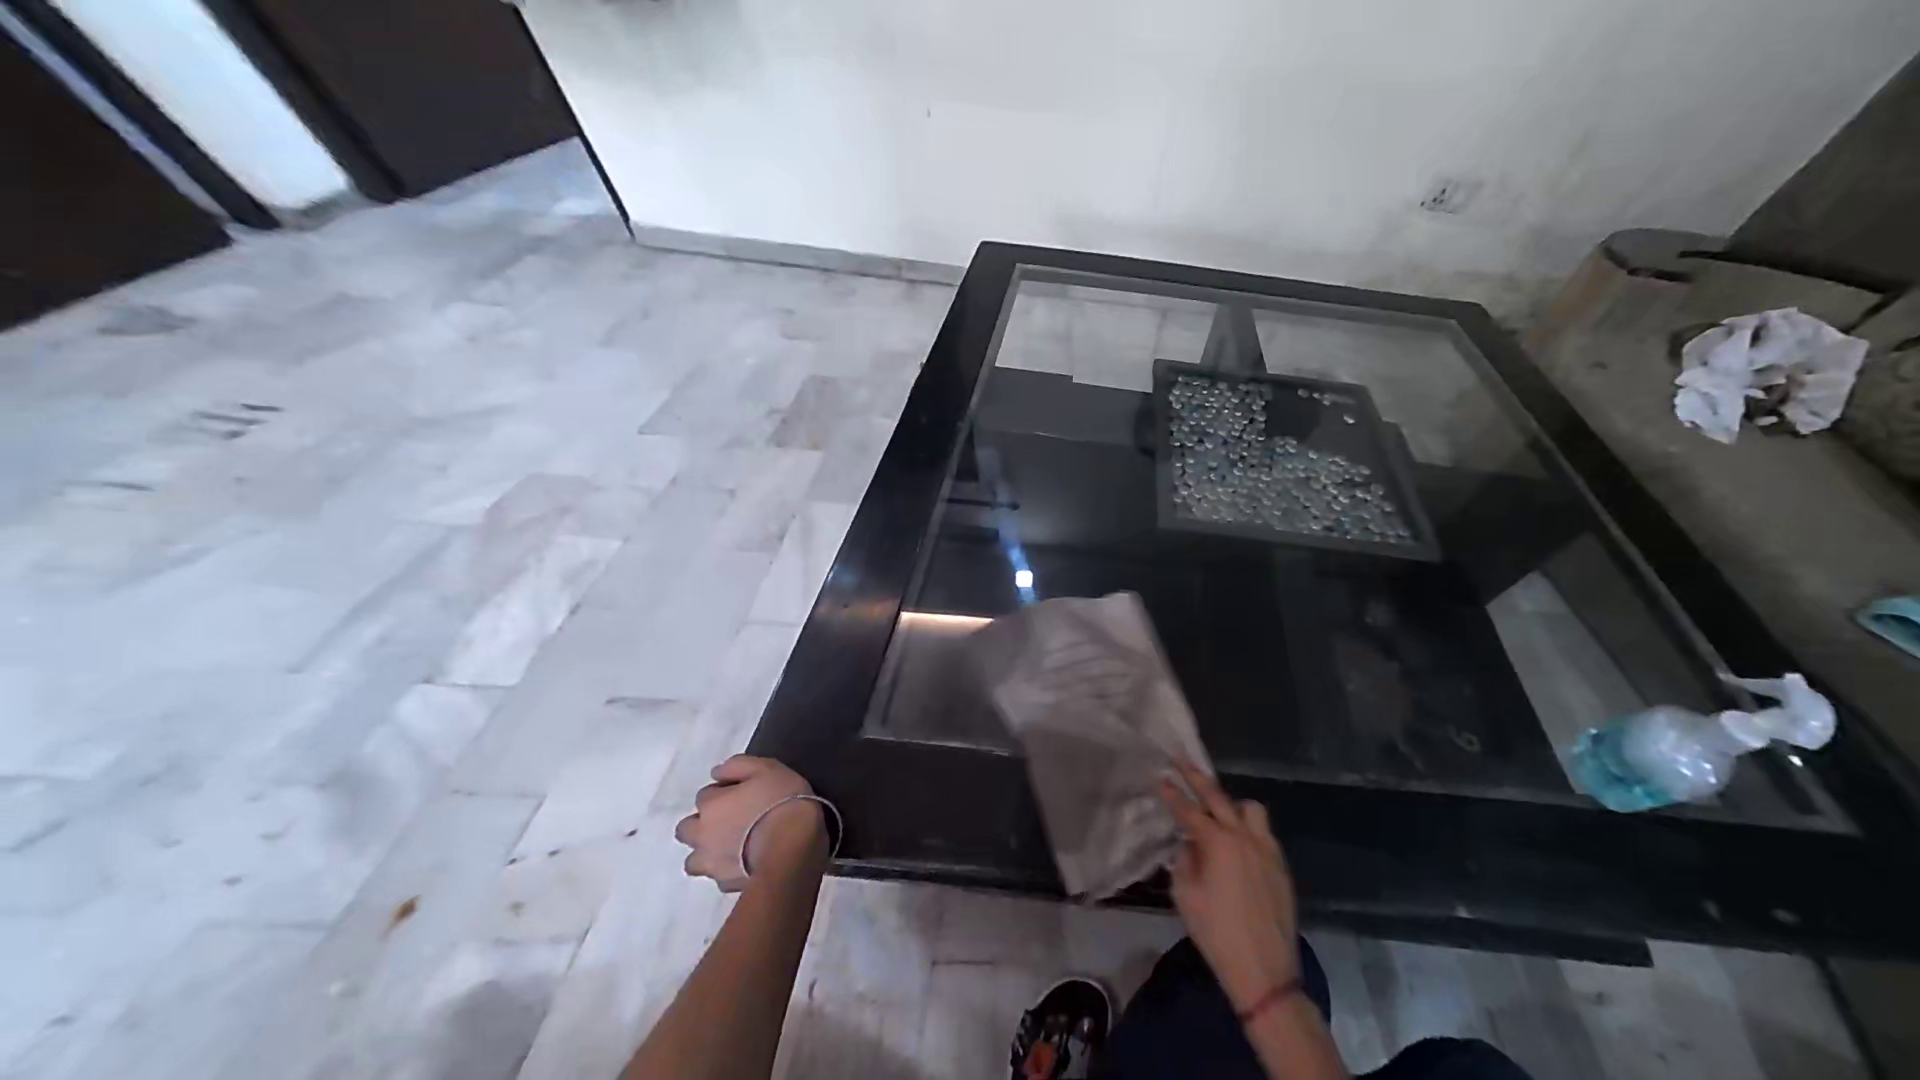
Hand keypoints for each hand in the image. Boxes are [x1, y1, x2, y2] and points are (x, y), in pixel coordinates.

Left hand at [674, 755, 824, 892]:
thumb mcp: (766, 768)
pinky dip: (727, 871)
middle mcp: (702, 834)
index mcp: (711, 805)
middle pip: (686, 829)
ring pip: (694, 860)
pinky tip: (744, 865)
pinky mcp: (726, 885)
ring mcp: (712, 864)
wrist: (793, 849)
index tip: (741, 795)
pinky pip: (718, 877)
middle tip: (726, 822)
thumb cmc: (781, 801)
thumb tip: (717, 773)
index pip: (705, 795)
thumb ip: (738, 765)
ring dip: (706, 852)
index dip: (722, 793)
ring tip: (729, 849)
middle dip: (700, 825)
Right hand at [1158, 759, 1300, 1011]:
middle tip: (1181, 760)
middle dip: (1197, 776)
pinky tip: (1237, 841)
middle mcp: (1244, 837)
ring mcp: (1267, 850)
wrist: (1264, 971)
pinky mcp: (1280, 866)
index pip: (1188, 810)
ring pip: (1250, 809)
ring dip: (1231, 804)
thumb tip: (1189, 845)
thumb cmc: (1216, 933)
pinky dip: (1248, 827)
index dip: (1172, 793)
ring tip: (1217, 810)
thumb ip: (1184, 861)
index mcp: (1217, 843)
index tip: (1160, 776)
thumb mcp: (1185, 896)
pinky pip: (1264, 832)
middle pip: (1218, 797)